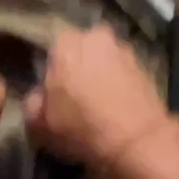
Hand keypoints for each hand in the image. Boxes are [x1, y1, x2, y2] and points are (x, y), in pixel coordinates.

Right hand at [24, 26, 171, 167]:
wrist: (137, 141)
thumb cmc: (81, 128)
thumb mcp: (40, 125)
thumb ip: (33, 103)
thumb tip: (38, 97)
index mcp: (66, 43)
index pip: (51, 49)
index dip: (52, 72)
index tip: (53, 93)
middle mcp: (95, 36)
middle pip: (80, 50)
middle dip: (78, 67)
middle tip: (76, 97)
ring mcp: (123, 48)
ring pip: (104, 59)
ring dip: (100, 73)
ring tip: (99, 102)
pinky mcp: (145, 65)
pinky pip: (123, 71)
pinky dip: (119, 82)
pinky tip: (117, 105)